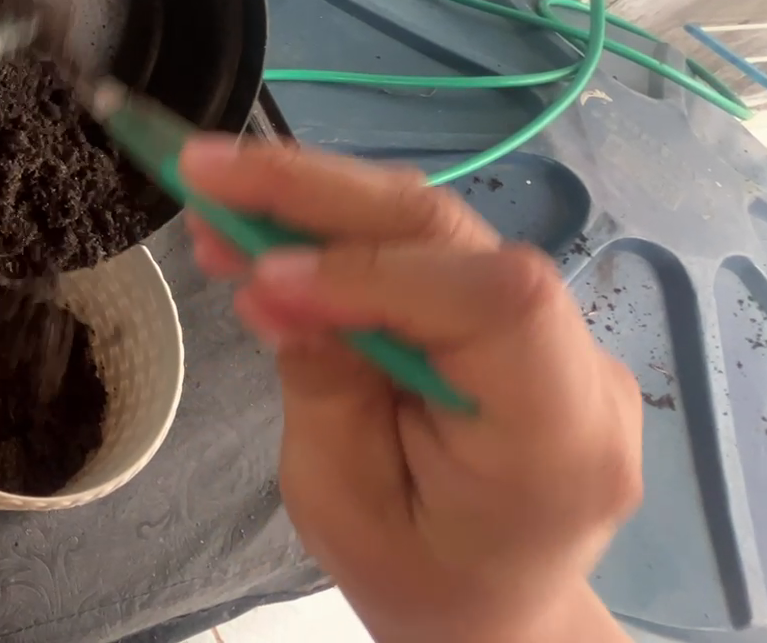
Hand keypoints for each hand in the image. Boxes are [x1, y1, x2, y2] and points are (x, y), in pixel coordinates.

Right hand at [180, 137, 641, 642]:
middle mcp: (564, 356)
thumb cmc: (414, 576)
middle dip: (310, 189)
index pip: (490, 300)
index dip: (369, 270)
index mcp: (556, 435)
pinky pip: (398, 240)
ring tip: (207, 193)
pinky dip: (312, 221)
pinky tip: (246, 225)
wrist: (486, 602)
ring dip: (298, 194)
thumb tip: (273, 285)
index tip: (261, 277)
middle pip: (441, 227)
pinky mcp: (482, 305)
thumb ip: (322, 386)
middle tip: (202, 168)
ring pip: (413, 216)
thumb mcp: (344, 503)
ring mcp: (530, 321)